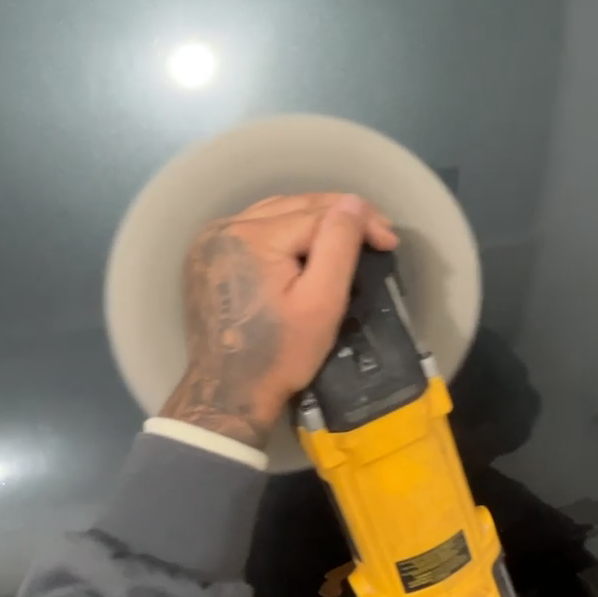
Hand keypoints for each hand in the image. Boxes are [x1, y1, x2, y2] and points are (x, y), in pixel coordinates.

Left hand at [159, 193, 397, 447]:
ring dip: (315, 217)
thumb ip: (339, 245)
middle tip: (379, 232)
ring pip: (277, 212)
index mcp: (251, 237)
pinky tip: (307, 242)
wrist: (228, 394)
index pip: (318, 213)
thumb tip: (354, 202)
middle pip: (297, 206)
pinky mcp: (207, 256)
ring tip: (349, 234)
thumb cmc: (281, 354)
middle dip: (341, 215)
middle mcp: (224, 229)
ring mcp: (211, 241)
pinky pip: (257, 227)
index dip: (360, 221)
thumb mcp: (322, 302)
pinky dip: (287, 228)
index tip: (390, 240)